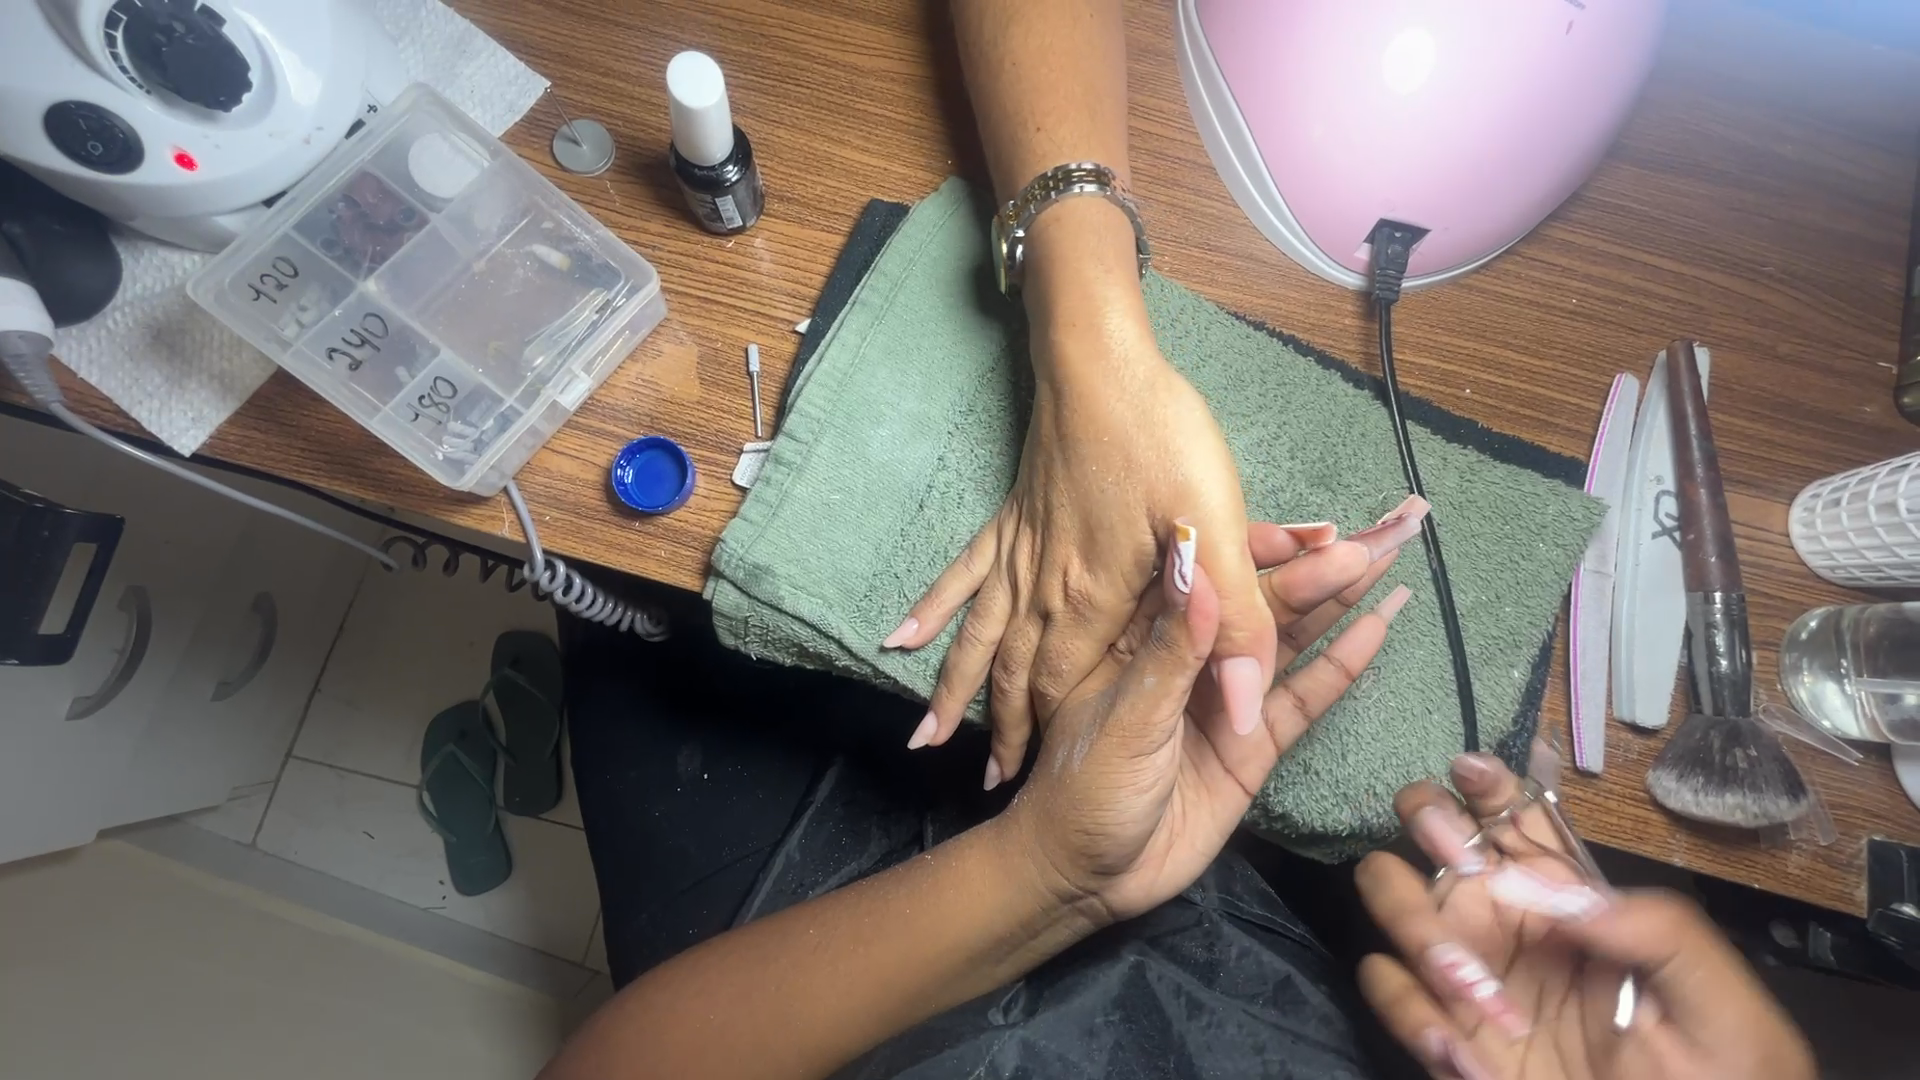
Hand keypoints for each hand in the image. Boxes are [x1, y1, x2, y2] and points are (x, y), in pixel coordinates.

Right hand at [883, 317, 1279, 787]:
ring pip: (979, 636)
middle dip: (1005, 729)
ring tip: (923, 735)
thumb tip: (1249, 710)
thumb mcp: (1216, 524)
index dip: (1055, 737)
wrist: (1101, 365)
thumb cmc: (1162, 438)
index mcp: (1093, 599)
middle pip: (1015, 673)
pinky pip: (962, 575)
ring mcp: (1020, 555)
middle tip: (988, 782)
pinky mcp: (1011, 522)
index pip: (1067, 687)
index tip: (1041, 787)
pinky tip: (900, 635)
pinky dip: (932, 608)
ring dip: (956, 688)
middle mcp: (1045, 589)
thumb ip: (1232, 619)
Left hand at [1002, 519, 1410, 923]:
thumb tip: (1197, 563)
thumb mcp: (1125, 715)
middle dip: (1313, 569)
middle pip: (1256, 604)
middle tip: (1380, 533)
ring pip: (1285, 641)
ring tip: (1386, 562)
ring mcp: (1224, 698)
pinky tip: (1376, 627)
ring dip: (1335, 603)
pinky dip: (1339, 665)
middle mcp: (1189, 656)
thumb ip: (1170, 649)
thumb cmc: (1085, 788)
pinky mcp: (1252, 744)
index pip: (1207, 578)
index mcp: (1143, 636)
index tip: (1310, 527)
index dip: (1255, 549)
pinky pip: (1302, 698)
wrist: (1088, 875)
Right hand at [1355, 754, 1815, 1079]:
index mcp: (1558, 891)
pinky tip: (1467, 1058)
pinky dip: (1411, 1010)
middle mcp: (1492, 905)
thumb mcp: (1733, 1023)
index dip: (1484, 777)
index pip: (1509, 808)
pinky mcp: (1427, 1012)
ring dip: (1416, 927)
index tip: (1474, 774)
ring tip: (1481, 999)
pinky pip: (1380, 978)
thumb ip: (1665, 933)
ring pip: (1384, 884)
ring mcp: (1452, 954)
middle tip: (1461, 860)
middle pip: (1423, 818)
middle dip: (1426, 817)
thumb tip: (1555, 893)